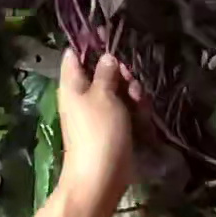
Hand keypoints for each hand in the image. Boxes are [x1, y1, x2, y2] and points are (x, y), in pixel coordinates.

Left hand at [56, 51, 141, 201]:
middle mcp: (82, 96)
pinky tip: (143, 119)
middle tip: (131, 82)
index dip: (91, 44)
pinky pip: (124, 112)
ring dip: (132, 94)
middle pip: (103, 73)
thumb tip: (105, 57)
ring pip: (118, 92)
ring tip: (139, 103)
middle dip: (121, 74)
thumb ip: (105, 73)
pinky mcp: (111, 129)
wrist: (101, 178)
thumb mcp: (103, 95)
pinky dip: (134, 112)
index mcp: (72, 84)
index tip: (111, 38)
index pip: (75, 54)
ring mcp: (97, 114)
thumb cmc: (99, 132)